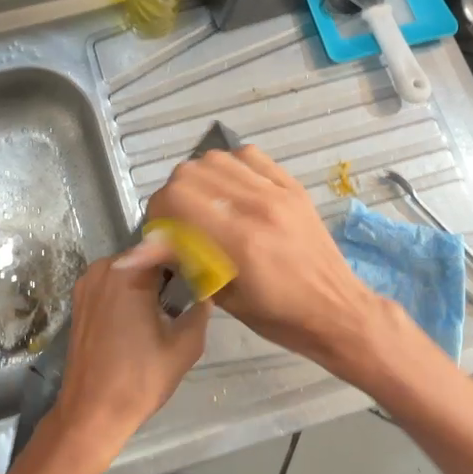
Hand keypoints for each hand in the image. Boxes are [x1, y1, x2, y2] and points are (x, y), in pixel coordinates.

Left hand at [51, 251, 211, 446]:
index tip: (203, 274)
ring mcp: (87, 283)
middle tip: (188, 294)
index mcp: (129, 273)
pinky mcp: (79, 300)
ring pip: (128, 270)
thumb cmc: (140, 379)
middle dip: (167, 271)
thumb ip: (200, 311)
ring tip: (167, 309)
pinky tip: (142, 318)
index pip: (167, 248)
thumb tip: (206, 293)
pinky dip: (128, 293)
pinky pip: (111, 284)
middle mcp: (105, 268)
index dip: (188, 258)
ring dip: (147, 282)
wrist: (91, 412)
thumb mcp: (184, 346)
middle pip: (145, 257)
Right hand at [133, 146, 397, 370]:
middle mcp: (256, 207)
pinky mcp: (292, 186)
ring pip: (217, 158)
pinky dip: (231, 166)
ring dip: (199, 178)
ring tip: (204, 203)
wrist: (337, 311)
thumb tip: (135, 252)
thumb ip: (183, 262)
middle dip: (174, 194)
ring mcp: (277, 192)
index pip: (177, 199)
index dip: (158, 211)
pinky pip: (250, 155)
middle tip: (179, 219)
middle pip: (190, 173)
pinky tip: (232, 189)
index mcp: (238, 241)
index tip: (162, 231)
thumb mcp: (224, 297)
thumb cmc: (279, 317)